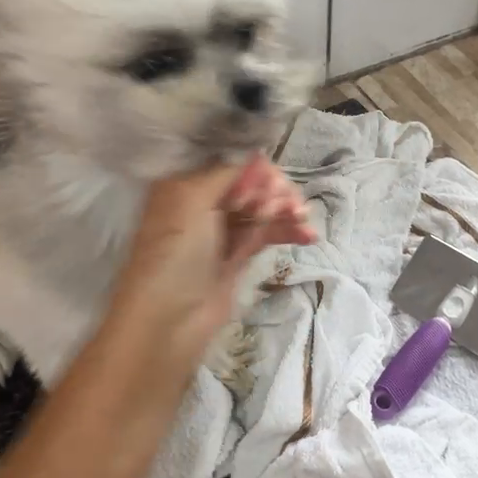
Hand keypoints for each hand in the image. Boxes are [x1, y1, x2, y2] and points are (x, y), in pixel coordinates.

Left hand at [105, 157, 314, 375]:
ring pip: (262, 209)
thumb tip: (259, 159)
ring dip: (286, 210)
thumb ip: (228, 174)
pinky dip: (287, 232)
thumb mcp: (192, 198)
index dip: (257, 170)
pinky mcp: (237, 257)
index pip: (231, 164)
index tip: (274, 184)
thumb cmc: (174, 251)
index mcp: (184, 183)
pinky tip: (308, 235)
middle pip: (250, 185)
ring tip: (303, 219)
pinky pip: (267, 234)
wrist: (169, 317)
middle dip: (275, 190)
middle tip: (291, 204)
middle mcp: (202, 203)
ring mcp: (220, 231)